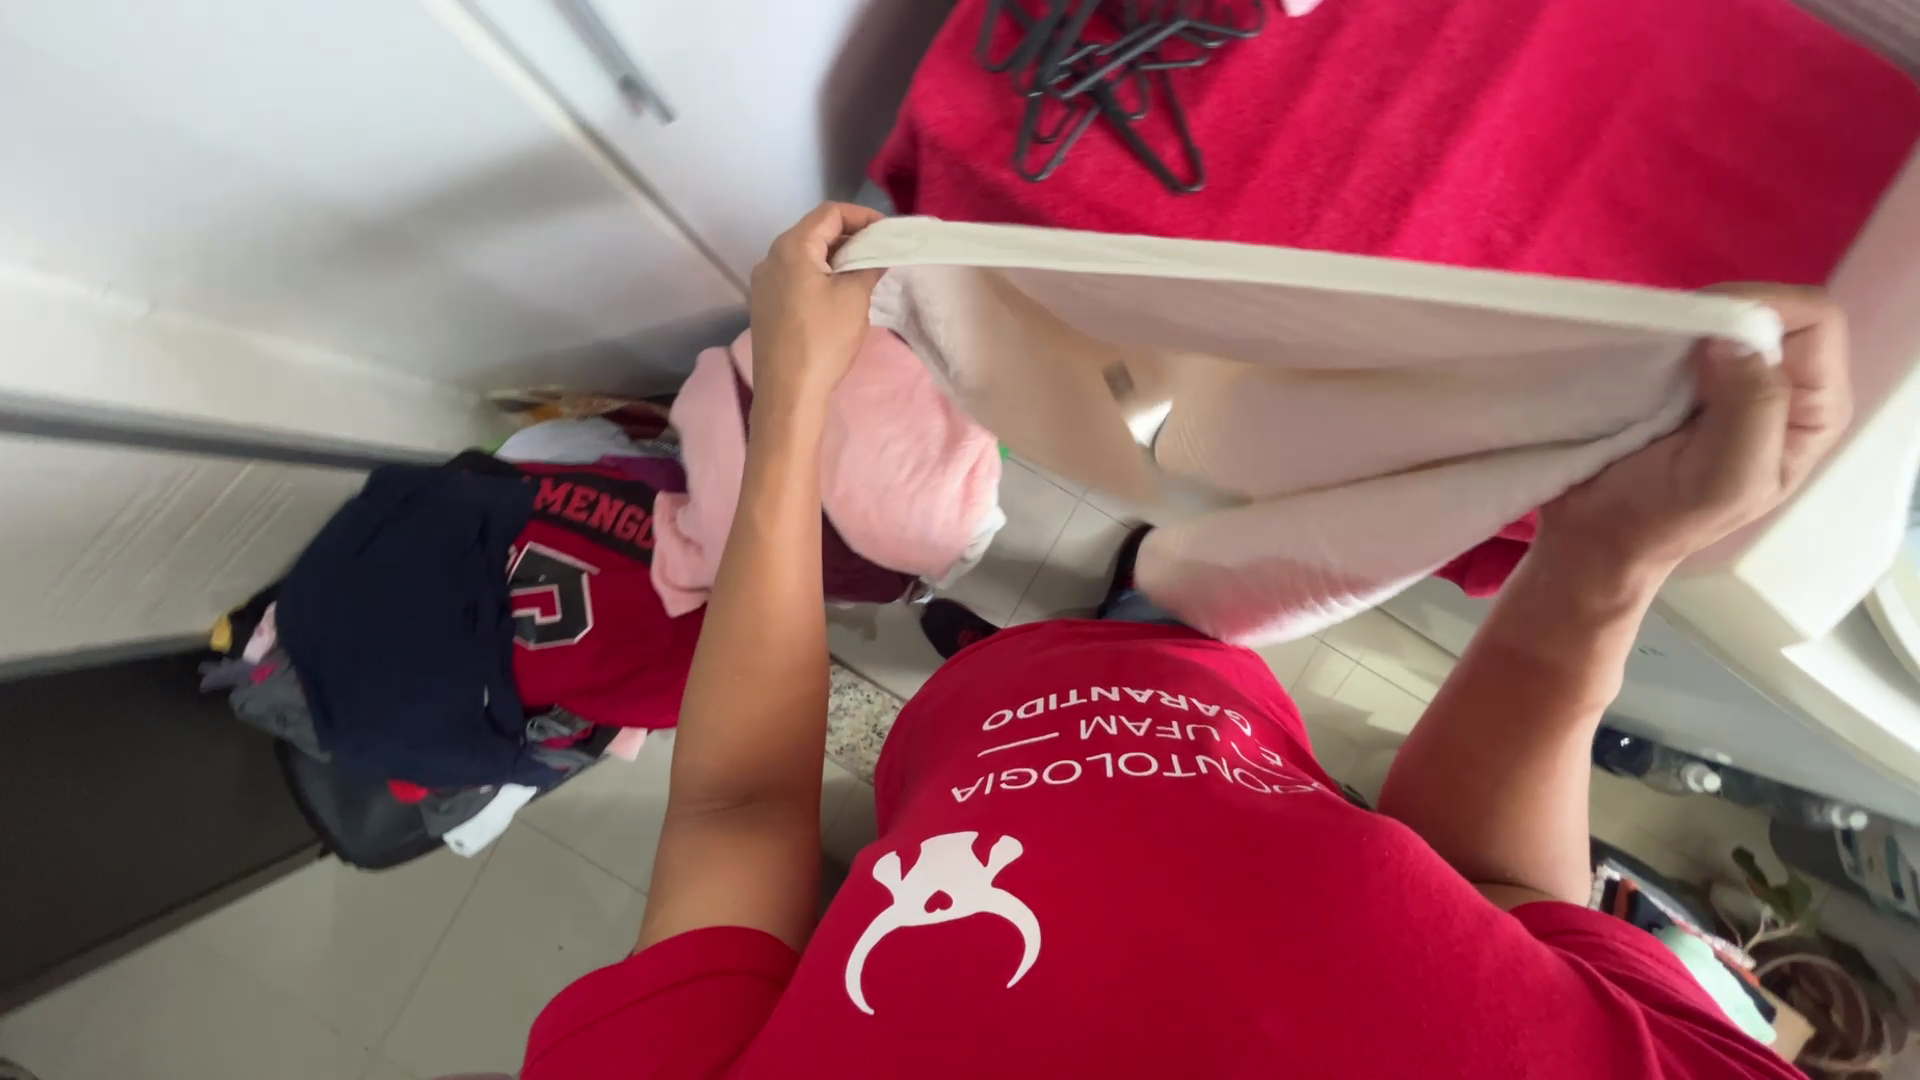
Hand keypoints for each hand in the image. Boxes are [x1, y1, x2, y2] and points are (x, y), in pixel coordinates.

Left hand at [747, 202, 886, 404]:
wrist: (789, 392)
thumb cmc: (823, 340)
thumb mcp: (854, 299)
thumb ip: (869, 267)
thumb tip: (878, 255)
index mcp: (791, 248)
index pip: (829, 213)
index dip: (862, 217)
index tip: (888, 233)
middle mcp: (771, 258)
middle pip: (814, 233)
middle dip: (850, 238)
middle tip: (881, 253)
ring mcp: (765, 284)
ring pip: (805, 257)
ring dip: (836, 259)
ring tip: (865, 274)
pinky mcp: (767, 307)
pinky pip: (797, 279)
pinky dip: (821, 277)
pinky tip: (840, 296)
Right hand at [1538, 285, 1852, 583]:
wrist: (1593, 540)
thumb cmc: (1661, 518)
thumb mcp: (1726, 477)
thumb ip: (1751, 407)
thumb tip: (1731, 337)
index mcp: (1806, 409)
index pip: (1816, 324)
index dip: (1764, 308)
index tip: (1697, 322)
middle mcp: (1772, 389)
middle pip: (1767, 316)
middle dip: (1716, 315)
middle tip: (1660, 338)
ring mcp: (1716, 387)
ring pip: (1716, 325)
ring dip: (1678, 328)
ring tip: (1641, 351)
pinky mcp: (1666, 390)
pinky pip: (1671, 346)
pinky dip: (1649, 343)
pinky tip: (1628, 361)